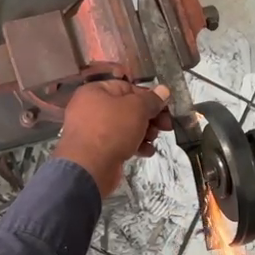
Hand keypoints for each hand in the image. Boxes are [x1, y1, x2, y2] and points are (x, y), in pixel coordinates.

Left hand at [52, 81, 173, 196]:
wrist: (89, 167)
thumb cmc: (112, 129)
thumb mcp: (137, 109)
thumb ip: (152, 99)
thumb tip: (163, 91)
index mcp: (95, 91)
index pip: (127, 87)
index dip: (148, 96)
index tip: (165, 106)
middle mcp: (90, 108)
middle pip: (126, 108)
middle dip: (148, 117)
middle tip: (165, 126)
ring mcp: (91, 130)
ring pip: (124, 127)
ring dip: (143, 132)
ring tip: (154, 139)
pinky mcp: (96, 150)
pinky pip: (118, 142)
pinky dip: (133, 145)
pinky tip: (146, 152)